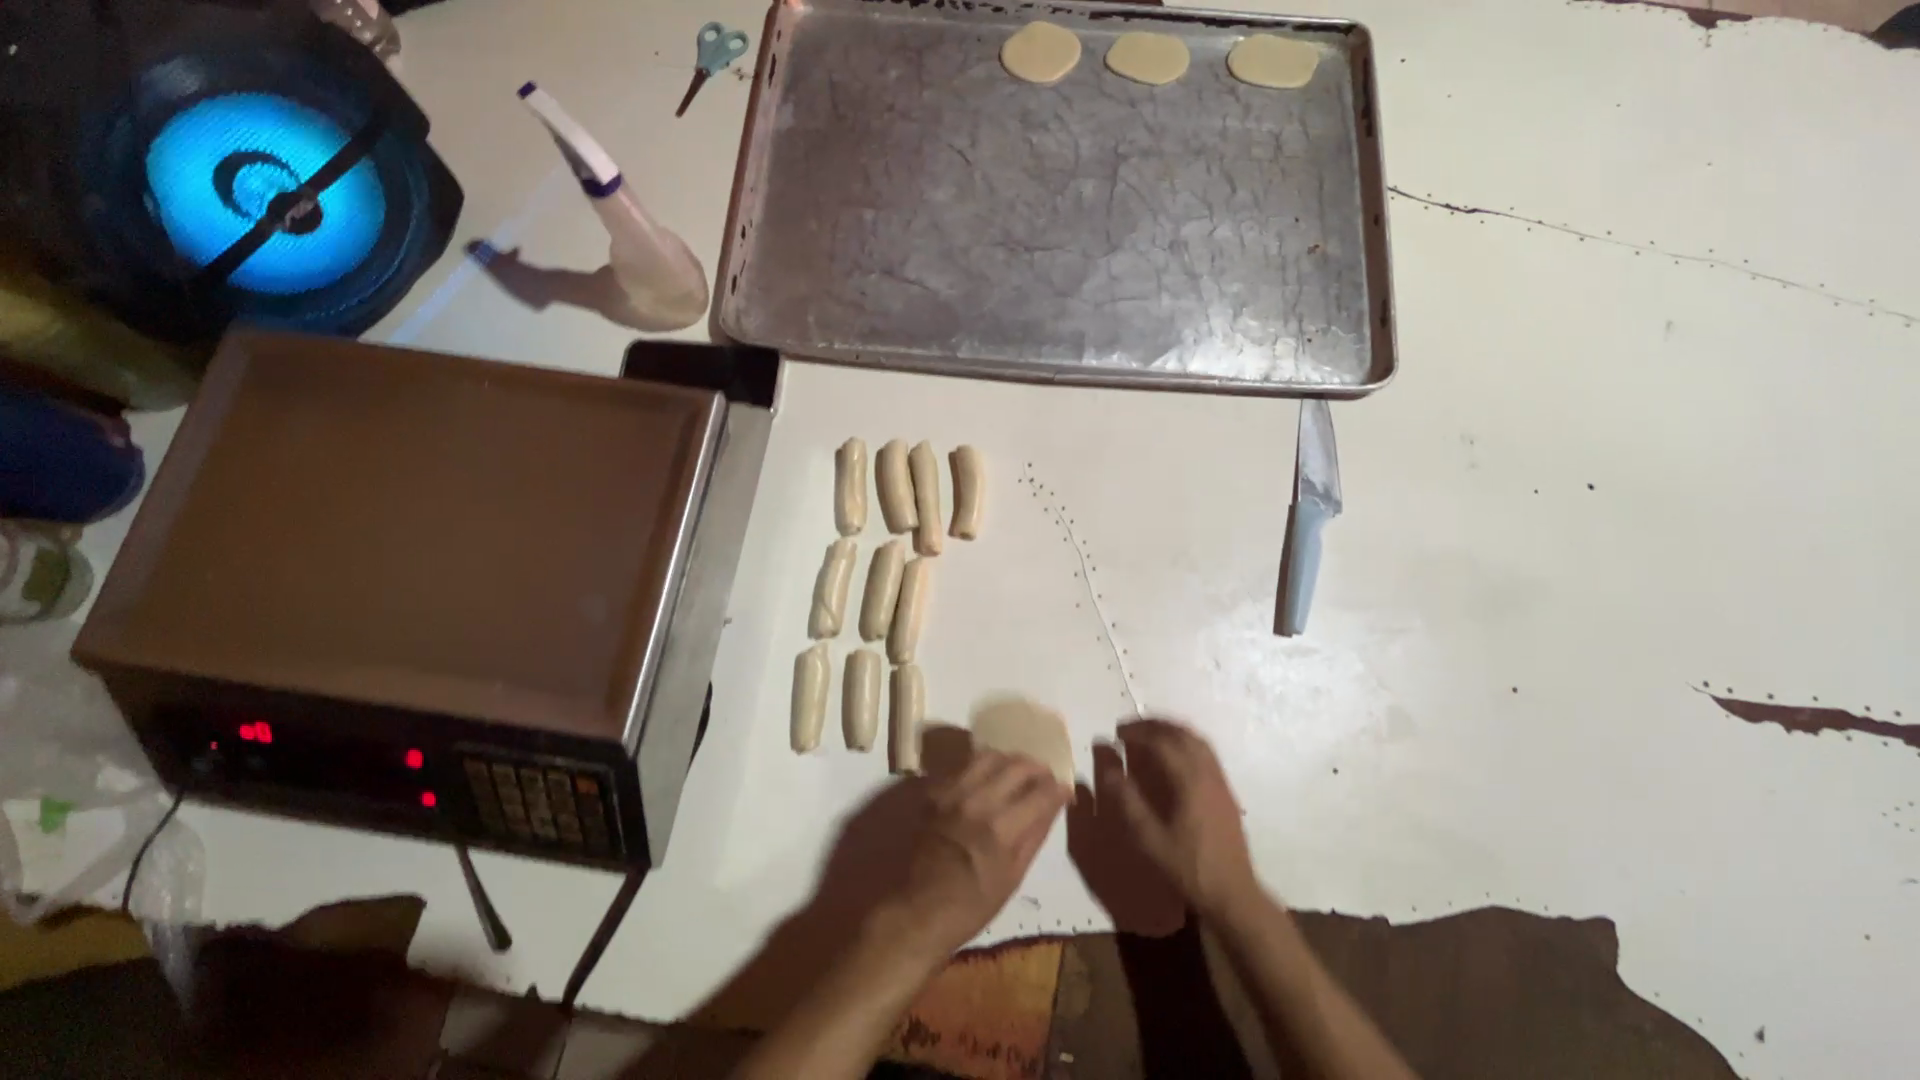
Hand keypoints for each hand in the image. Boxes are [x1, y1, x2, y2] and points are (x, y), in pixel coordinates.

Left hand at [895, 750, 1068, 953]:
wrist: (919, 909)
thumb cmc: (973, 904)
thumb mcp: (1014, 876)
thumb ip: (1035, 834)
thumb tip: (1055, 804)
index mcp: (1001, 829)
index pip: (1042, 792)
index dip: (1059, 789)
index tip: (1064, 791)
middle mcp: (977, 802)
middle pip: (1018, 765)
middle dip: (1038, 769)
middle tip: (1044, 779)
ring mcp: (952, 793)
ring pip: (989, 755)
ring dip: (1010, 761)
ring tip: (1018, 774)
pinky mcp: (934, 793)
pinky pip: (963, 766)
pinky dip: (982, 767)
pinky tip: (989, 780)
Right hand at [1096, 719, 1257, 919]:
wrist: (1232, 894)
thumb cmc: (1188, 867)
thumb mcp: (1149, 838)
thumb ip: (1128, 800)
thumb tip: (1108, 769)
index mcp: (1190, 781)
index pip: (1162, 742)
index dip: (1138, 733)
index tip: (1116, 733)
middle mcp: (1209, 774)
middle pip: (1183, 734)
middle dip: (1156, 725)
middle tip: (1130, 728)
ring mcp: (1221, 783)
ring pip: (1199, 742)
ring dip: (1173, 731)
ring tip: (1149, 734)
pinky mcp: (1226, 793)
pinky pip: (1207, 754)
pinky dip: (1187, 743)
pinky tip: (1174, 757)